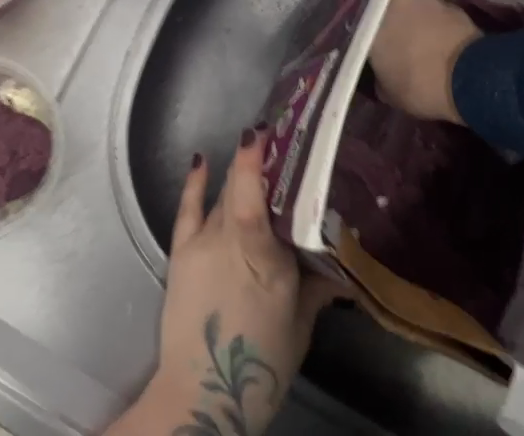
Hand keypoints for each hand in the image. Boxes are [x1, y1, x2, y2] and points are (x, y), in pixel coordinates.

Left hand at [108, 129, 343, 435]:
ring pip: (222, 198)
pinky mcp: (180, 253)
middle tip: (283, 144)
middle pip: (242, 193)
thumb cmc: (261, 361)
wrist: (201, 391)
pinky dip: (195, 183)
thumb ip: (317, 288)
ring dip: (238, 175)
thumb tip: (343, 268)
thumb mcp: (300, 325)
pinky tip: (202, 160)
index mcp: (263, 261)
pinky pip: (188, 208)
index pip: (254, 203)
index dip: (254, 164)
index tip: (263, 132)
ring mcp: (201, 245)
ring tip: (256, 148)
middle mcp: (228, 243)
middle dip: (261, 165)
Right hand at [368, 0, 481, 123]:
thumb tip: (382, 73)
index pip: (362, 27)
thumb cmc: (418, 85)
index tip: (373, 54)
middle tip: (399, 49)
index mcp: (371, 20)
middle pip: (390, 13)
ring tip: (426, 49)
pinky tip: (445, 48)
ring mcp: (428, 1)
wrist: (471, 79)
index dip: (368, 41)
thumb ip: (379, 76)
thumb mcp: (387, 91)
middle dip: (394, 28)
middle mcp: (396, 1)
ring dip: (419, 26)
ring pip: (417, 13)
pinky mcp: (456, 7)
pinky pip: (441, 19)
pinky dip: (441, 30)